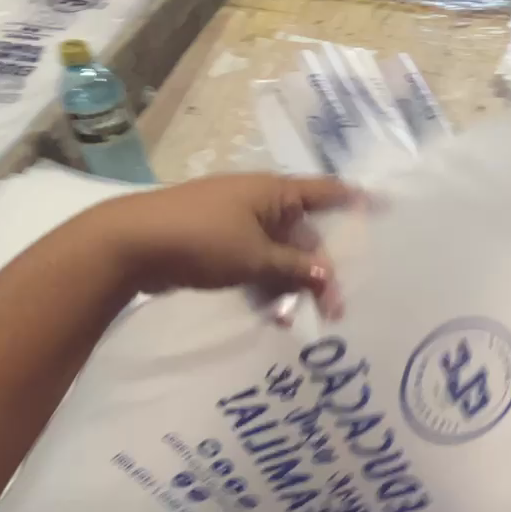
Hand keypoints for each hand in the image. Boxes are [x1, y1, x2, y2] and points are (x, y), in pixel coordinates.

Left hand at [81, 174, 357, 313]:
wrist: (127, 244)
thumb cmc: (200, 240)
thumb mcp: (256, 259)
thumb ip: (296, 270)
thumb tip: (328, 276)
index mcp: (273, 192)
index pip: (326, 192)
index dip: (355, 201)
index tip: (383, 208)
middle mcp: (259, 201)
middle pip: (303, 234)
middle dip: (318, 270)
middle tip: (331, 308)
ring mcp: (236, 220)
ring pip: (278, 252)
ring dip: (289, 284)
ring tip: (292, 319)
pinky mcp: (216, 241)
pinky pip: (254, 261)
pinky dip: (263, 283)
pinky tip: (267, 314)